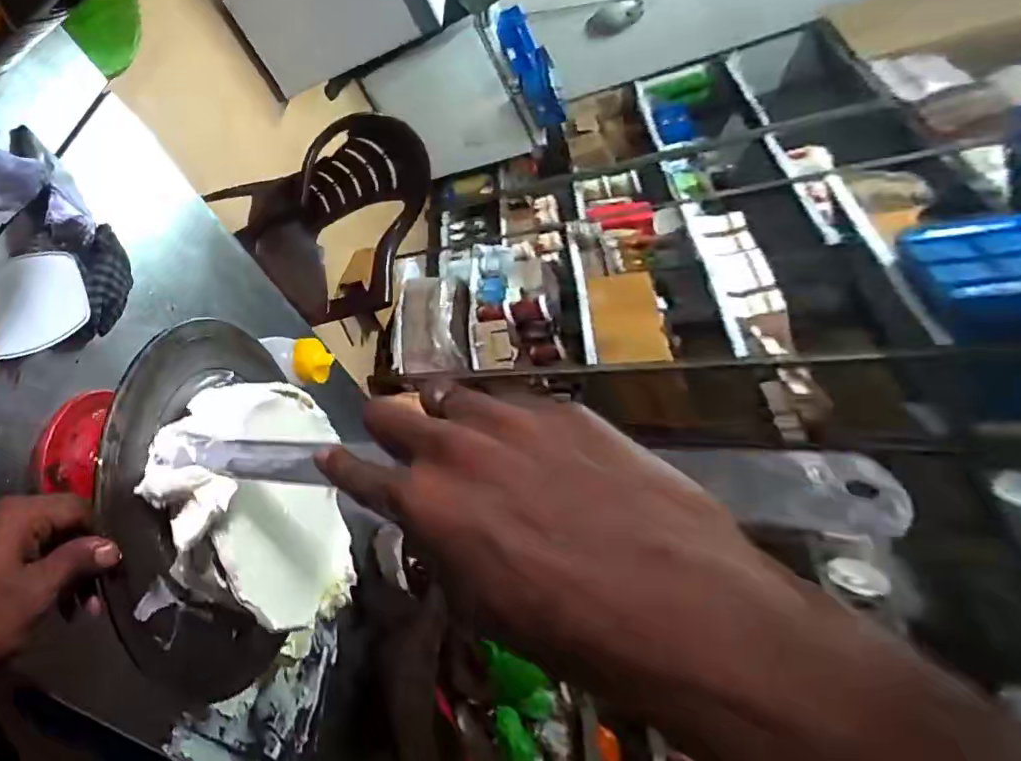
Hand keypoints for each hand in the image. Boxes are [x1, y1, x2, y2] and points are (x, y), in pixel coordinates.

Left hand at [0, 494, 120, 673]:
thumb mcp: (39, 591)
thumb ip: (77, 561)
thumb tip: (111, 545)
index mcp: (22, 512)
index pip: (77, 506)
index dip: (100, 534)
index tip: (116, 569)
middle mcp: (12, 512)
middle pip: (64, 523)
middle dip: (86, 558)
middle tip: (100, 599)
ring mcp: (0, 532)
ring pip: (51, 541)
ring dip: (70, 572)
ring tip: (83, 613)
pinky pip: (34, 553)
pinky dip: (51, 576)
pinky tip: (60, 608)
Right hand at [319, 389, 1020, 760]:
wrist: (694, 613)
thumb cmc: (574, 629)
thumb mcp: (481, 606)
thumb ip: (435, 549)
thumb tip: (422, 524)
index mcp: (425, 502)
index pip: (355, 470)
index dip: (336, 463)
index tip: (326, 455)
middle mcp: (452, 448)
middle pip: (386, 409)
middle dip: (383, 425)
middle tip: (401, 442)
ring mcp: (507, 420)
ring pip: (446, 392)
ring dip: (445, 414)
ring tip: (468, 434)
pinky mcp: (560, 409)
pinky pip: (512, 400)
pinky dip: (507, 420)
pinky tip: (537, 447)